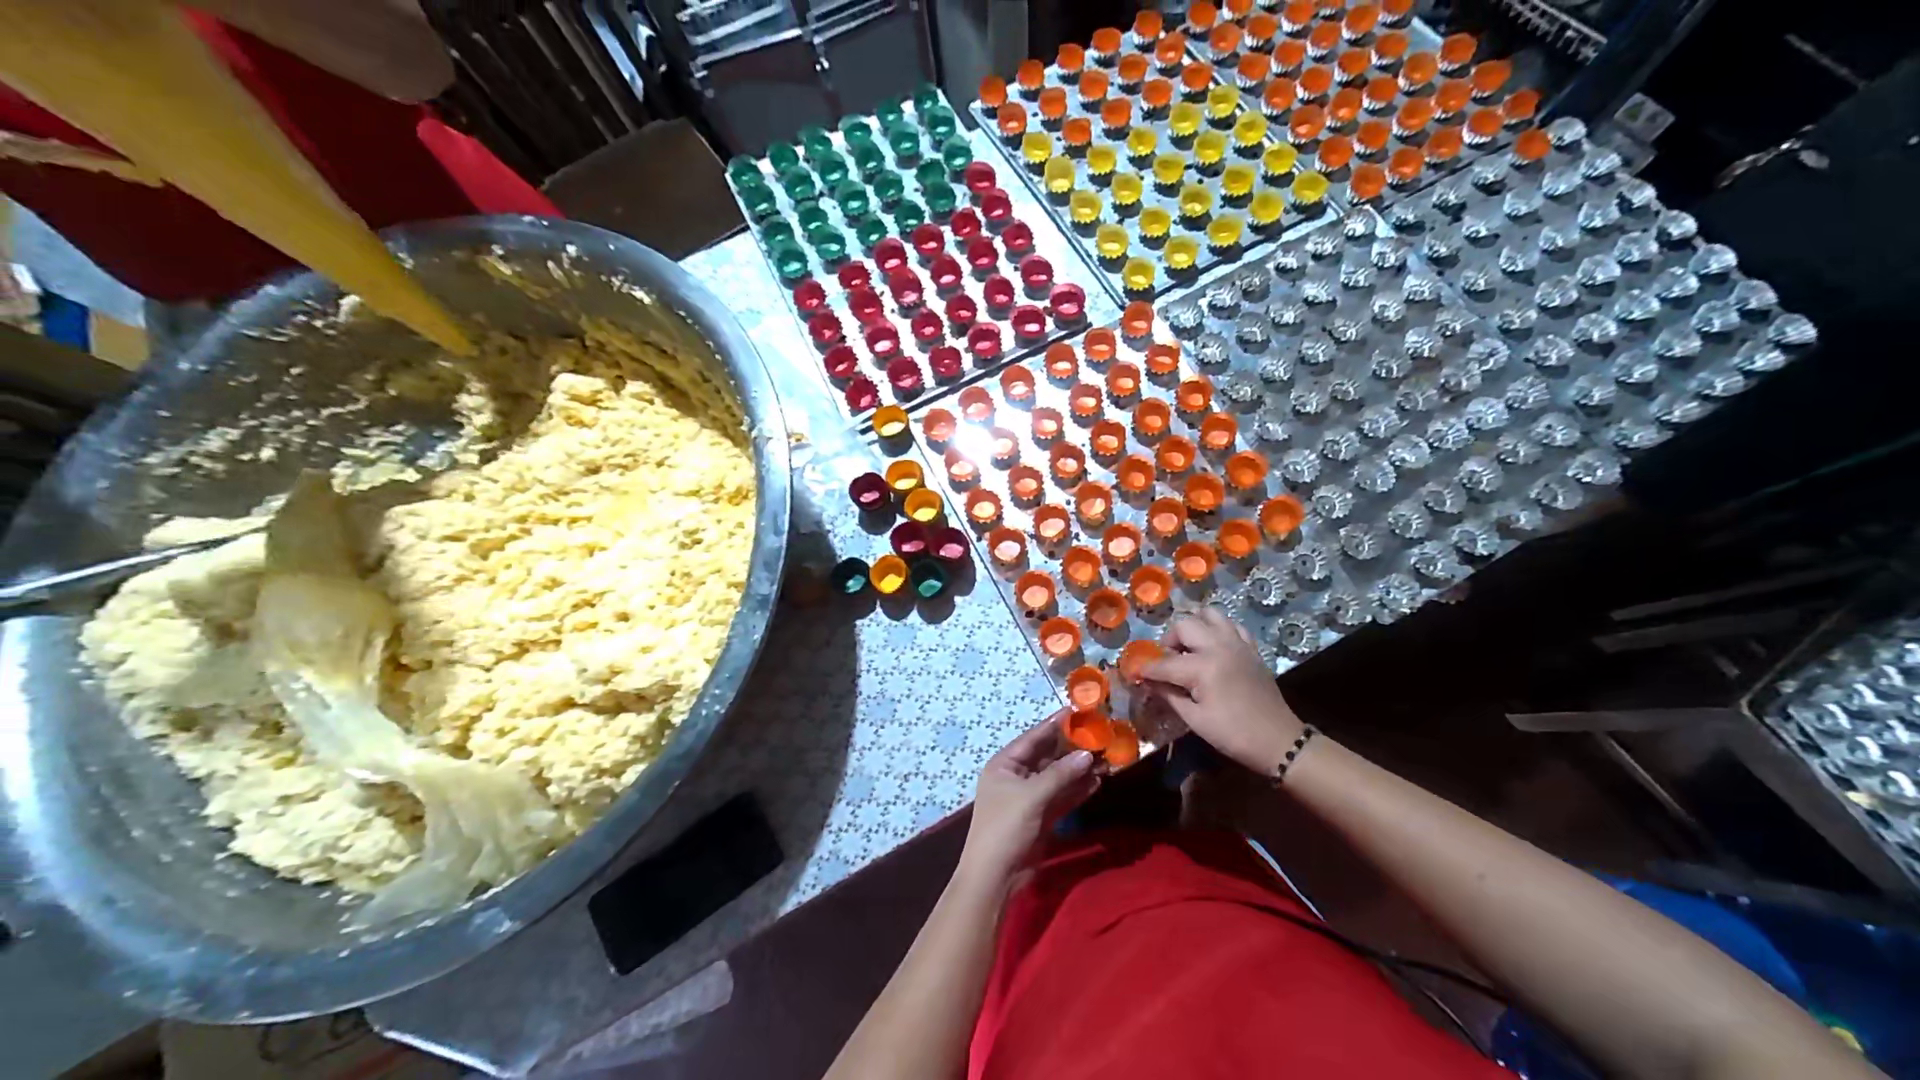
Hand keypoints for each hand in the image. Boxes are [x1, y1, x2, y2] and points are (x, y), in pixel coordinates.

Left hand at [960, 714, 1099, 884]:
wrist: (995, 876)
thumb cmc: (1005, 827)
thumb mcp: (1032, 796)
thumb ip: (1060, 774)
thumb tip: (1088, 755)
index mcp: (1004, 764)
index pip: (1033, 737)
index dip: (1055, 724)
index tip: (1078, 711)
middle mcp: (1016, 777)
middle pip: (1048, 756)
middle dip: (1072, 748)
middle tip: (1100, 736)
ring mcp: (1029, 798)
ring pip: (1058, 777)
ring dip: (1079, 770)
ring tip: (1106, 758)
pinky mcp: (1041, 817)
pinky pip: (1062, 797)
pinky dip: (1078, 790)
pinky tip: (1098, 782)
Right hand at [1140, 608, 1305, 775]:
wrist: (1279, 740)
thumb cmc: (1233, 734)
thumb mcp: (1194, 719)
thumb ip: (1168, 695)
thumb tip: (1147, 683)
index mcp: (1203, 667)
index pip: (1163, 663)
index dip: (1144, 669)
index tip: (1132, 673)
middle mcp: (1219, 646)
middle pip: (1183, 625)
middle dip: (1168, 641)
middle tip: (1166, 662)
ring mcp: (1237, 643)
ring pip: (1209, 615)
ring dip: (1193, 627)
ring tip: (1188, 648)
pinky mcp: (1251, 648)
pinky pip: (1231, 625)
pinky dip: (1217, 630)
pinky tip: (1212, 647)